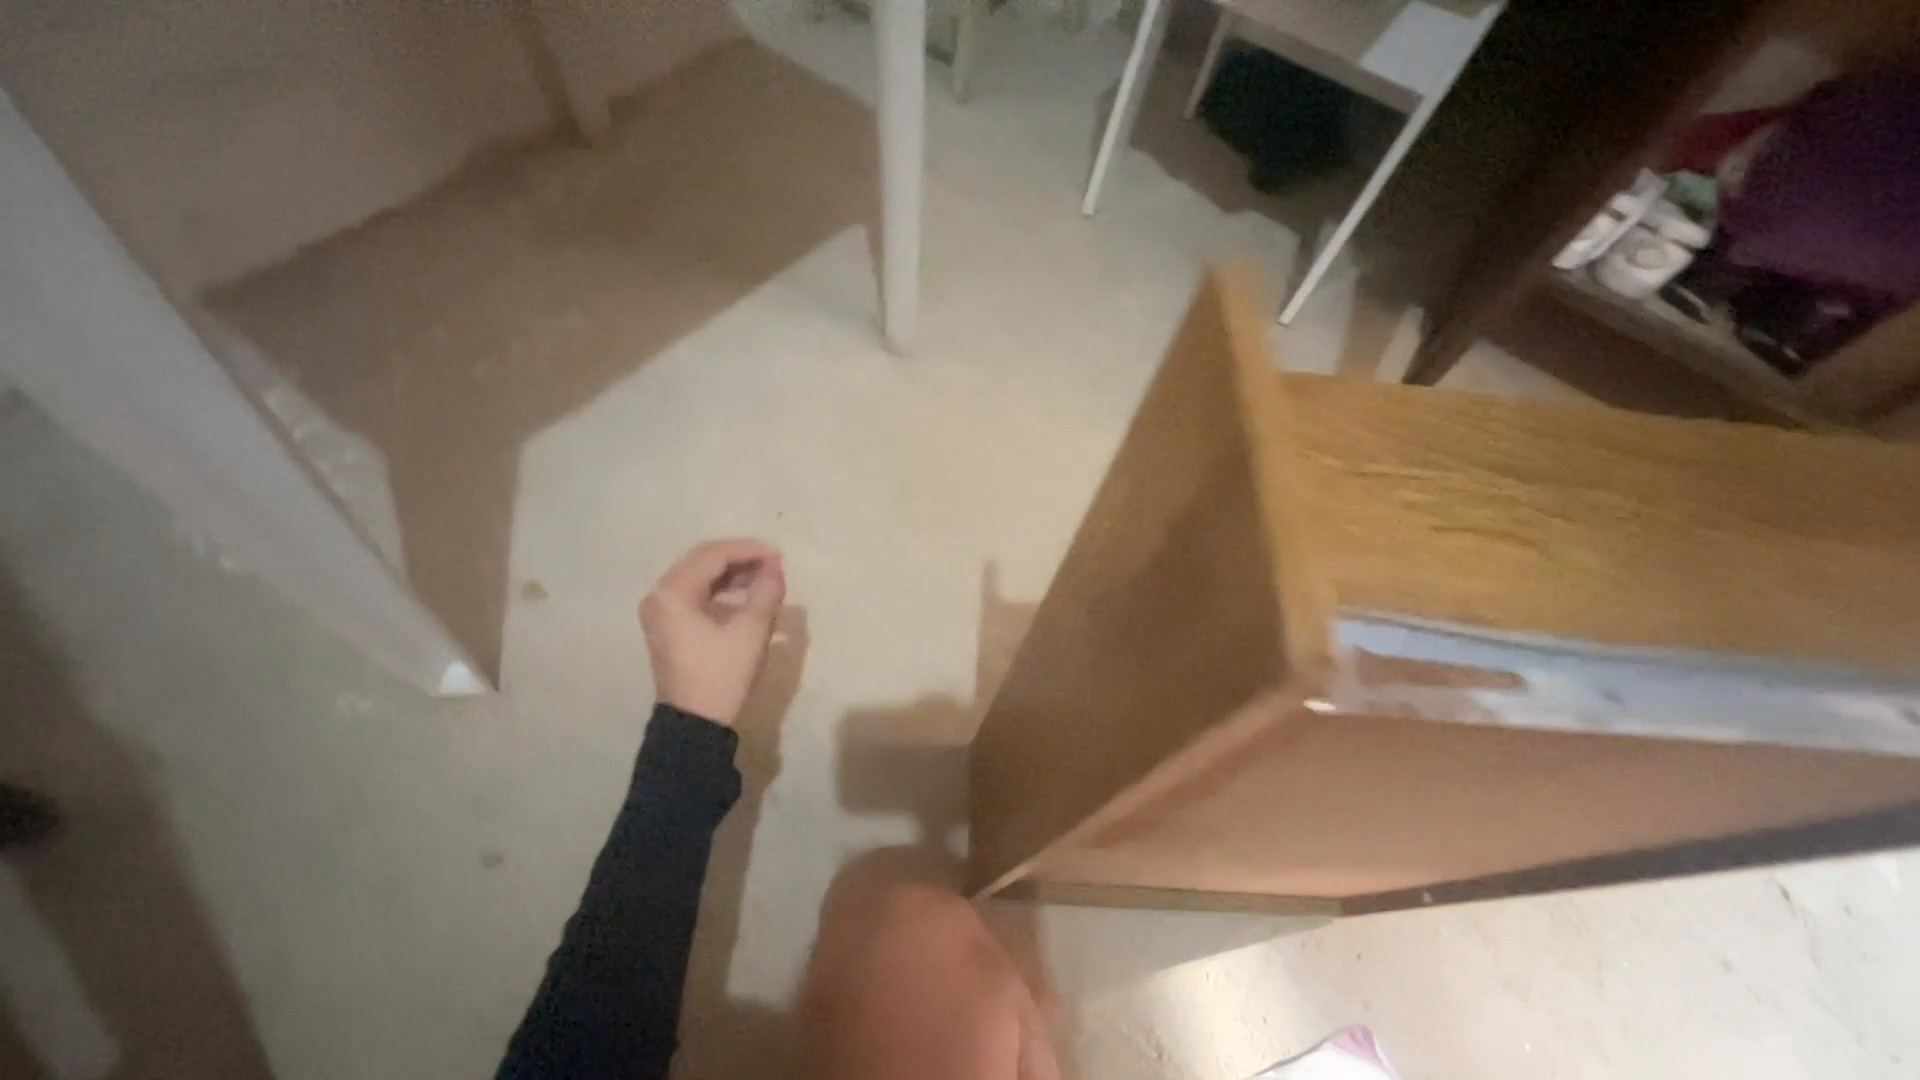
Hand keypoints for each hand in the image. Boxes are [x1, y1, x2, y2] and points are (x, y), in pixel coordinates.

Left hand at [640, 539, 785, 725]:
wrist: (694, 724)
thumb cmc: (721, 675)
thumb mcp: (751, 631)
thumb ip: (766, 591)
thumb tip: (775, 568)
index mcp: (673, 592)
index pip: (713, 555)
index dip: (749, 550)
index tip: (779, 556)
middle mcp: (659, 595)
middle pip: (702, 562)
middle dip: (740, 559)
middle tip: (773, 564)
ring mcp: (660, 612)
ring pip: (699, 578)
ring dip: (732, 575)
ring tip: (765, 579)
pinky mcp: (667, 626)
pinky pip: (694, 596)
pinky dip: (720, 592)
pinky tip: (746, 597)